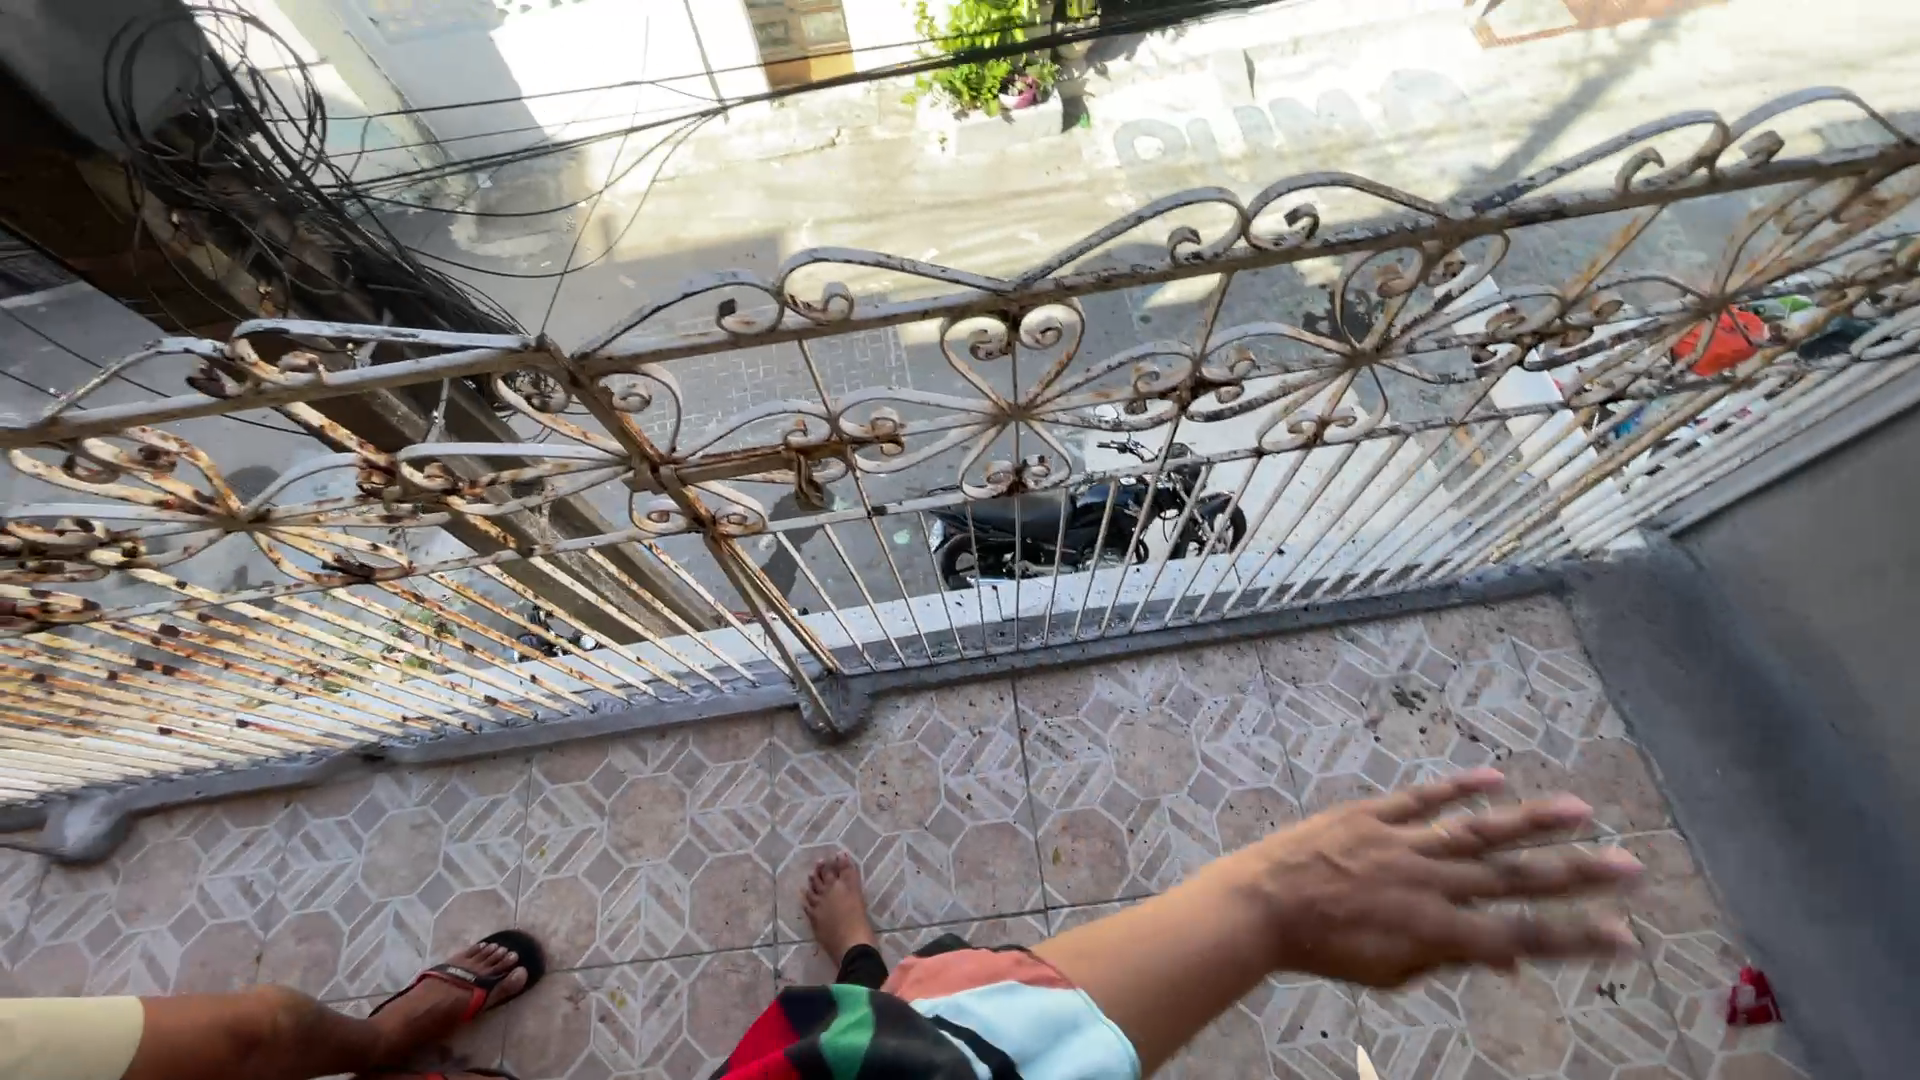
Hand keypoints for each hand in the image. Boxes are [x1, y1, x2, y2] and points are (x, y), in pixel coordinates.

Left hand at [1225, 767, 1642, 986]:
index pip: (1521, 935)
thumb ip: (1446, 959)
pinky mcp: (1369, 815)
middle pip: (1512, 878)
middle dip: (1576, 873)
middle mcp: (1428, 883)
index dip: (1575, 938)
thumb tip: (1505, 955)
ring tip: (1581, 810)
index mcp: (1436, 930)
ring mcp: (1399, 843)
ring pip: (1476, 831)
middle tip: (1632, 864)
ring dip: (1531, 821)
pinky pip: (1419, 799)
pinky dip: (1455, 788)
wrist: (1263, 903)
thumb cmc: (1324, 946)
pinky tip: (1493, 777)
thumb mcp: (1390, 971)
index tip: (1628, 935)